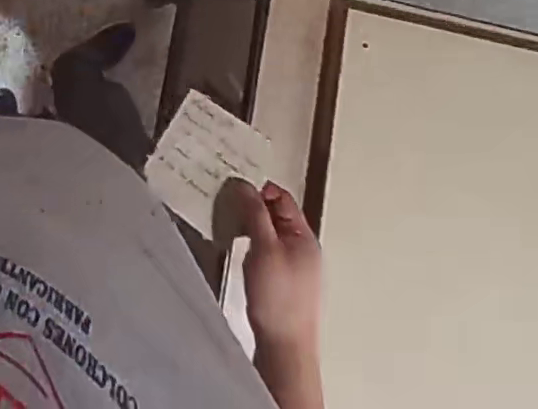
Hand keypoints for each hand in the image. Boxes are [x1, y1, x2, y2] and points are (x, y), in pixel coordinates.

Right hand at [228, 179, 322, 355]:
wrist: (284, 350)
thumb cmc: (278, 301)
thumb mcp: (264, 248)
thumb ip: (255, 214)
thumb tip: (246, 187)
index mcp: (305, 237)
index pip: (283, 198)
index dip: (261, 191)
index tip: (238, 189)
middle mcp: (303, 250)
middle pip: (277, 216)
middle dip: (255, 210)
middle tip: (233, 208)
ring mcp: (295, 268)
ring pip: (271, 236)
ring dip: (254, 231)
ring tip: (236, 233)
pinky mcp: (284, 285)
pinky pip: (268, 254)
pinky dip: (254, 250)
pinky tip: (244, 259)